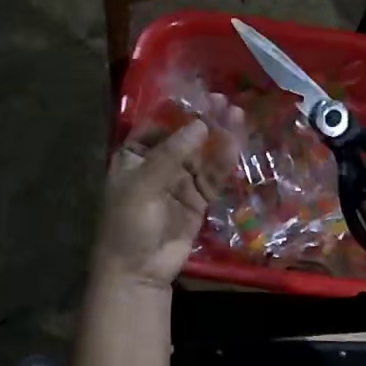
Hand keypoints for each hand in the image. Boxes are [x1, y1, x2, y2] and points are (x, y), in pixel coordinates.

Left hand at [93, 99, 239, 288]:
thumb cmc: (128, 224)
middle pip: (185, 137)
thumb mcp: (143, 184)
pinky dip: (224, 161)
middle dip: (204, 120)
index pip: (158, 125)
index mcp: (134, 156)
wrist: (138, 271)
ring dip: (219, 137)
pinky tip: (235, 143)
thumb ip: (172, 154)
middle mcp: (158, 164)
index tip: (201, 94)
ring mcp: (179, 182)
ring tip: (237, 115)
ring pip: (202, 155)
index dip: (179, 110)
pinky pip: (213, 176)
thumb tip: (200, 125)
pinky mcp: (198, 200)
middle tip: (224, 101)